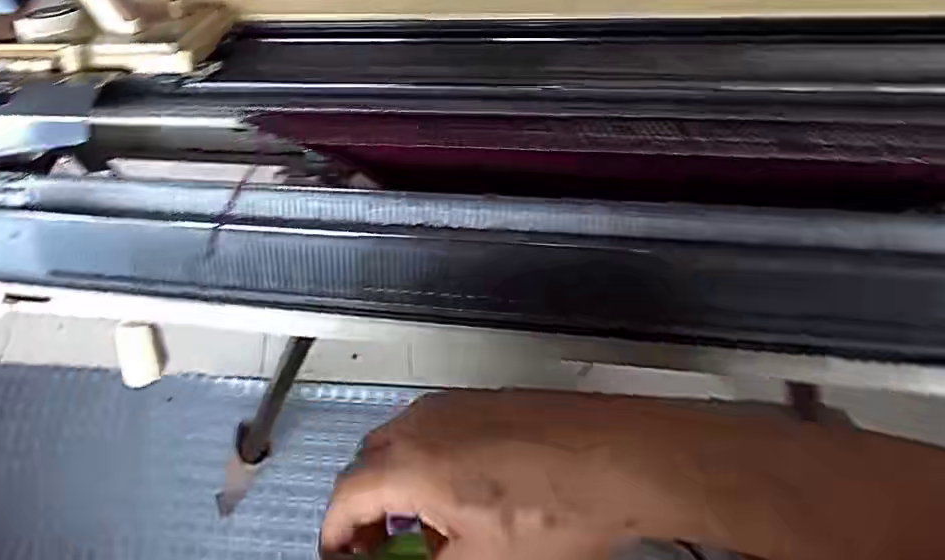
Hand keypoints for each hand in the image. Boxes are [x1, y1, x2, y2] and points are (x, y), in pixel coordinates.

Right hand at [321, 391, 680, 559]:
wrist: (609, 456)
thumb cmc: (556, 504)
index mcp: (413, 462)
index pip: (346, 495)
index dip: (336, 534)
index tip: (340, 557)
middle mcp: (422, 421)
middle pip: (366, 464)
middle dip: (364, 510)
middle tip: (379, 552)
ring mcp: (449, 405)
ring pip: (397, 443)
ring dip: (394, 486)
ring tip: (423, 532)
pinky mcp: (474, 400)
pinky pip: (427, 429)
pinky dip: (422, 463)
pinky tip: (456, 496)